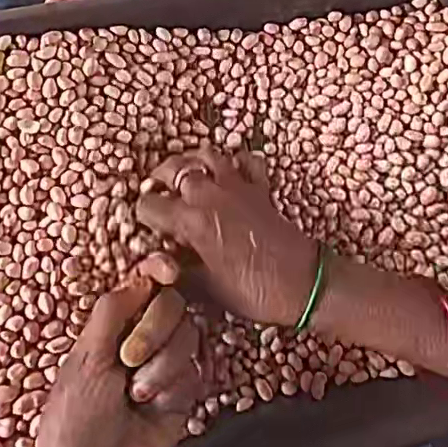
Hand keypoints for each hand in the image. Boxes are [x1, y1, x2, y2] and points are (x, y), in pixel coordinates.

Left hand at [35, 277, 201, 446]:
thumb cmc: (76, 416)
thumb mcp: (85, 357)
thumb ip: (113, 311)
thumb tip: (142, 276)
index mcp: (114, 322)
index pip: (144, 280)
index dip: (159, 268)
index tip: (168, 271)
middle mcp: (143, 335)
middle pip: (171, 301)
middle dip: (153, 328)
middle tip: (127, 359)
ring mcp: (166, 361)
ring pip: (186, 333)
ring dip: (160, 363)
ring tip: (135, 394)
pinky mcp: (184, 388)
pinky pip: (193, 366)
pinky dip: (170, 384)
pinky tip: (150, 405)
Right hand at [135, 147, 319, 327]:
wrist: (305, 285)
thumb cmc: (255, 292)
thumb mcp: (207, 289)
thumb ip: (177, 272)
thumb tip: (158, 264)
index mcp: (191, 220)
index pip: (149, 204)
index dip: (142, 216)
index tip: (147, 228)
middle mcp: (211, 195)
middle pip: (173, 168)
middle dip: (159, 180)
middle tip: (157, 195)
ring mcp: (237, 186)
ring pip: (206, 154)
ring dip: (192, 163)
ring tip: (186, 179)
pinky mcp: (260, 188)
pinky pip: (245, 160)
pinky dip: (234, 161)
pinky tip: (228, 174)